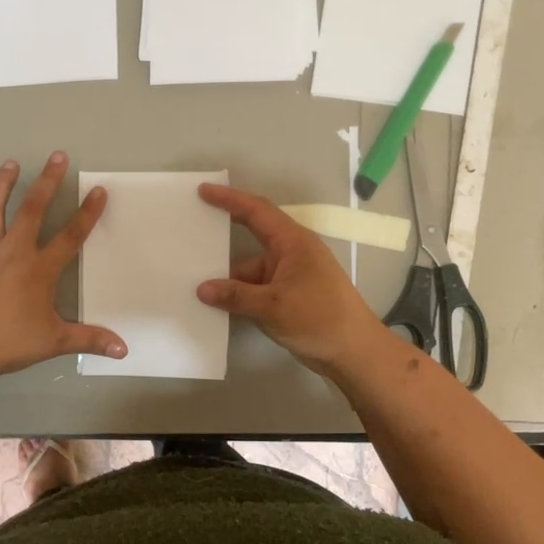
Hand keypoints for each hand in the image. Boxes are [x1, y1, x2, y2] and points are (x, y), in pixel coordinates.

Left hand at [0, 153, 127, 379]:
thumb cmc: (8, 346)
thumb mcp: (54, 342)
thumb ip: (90, 339)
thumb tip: (124, 350)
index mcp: (38, 270)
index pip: (69, 237)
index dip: (87, 213)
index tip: (98, 191)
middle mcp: (11, 253)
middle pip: (31, 210)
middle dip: (47, 181)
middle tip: (57, 156)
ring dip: (2, 184)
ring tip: (11, 164)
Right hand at [195, 183, 384, 375]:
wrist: (353, 352)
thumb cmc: (319, 318)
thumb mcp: (273, 306)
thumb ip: (235, 296)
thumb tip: (202, 290)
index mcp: (293, 243)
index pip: (257, 212)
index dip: (230, 199)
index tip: (204, 191)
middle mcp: (290, 254)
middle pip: (251, 238)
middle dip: (223, 236)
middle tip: (190, 232)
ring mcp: (288, 277)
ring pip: (249, 270)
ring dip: (227, 278)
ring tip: (192, 281)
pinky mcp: (286, 297)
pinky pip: (254, 289)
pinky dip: (237, 295)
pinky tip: (214, 304)